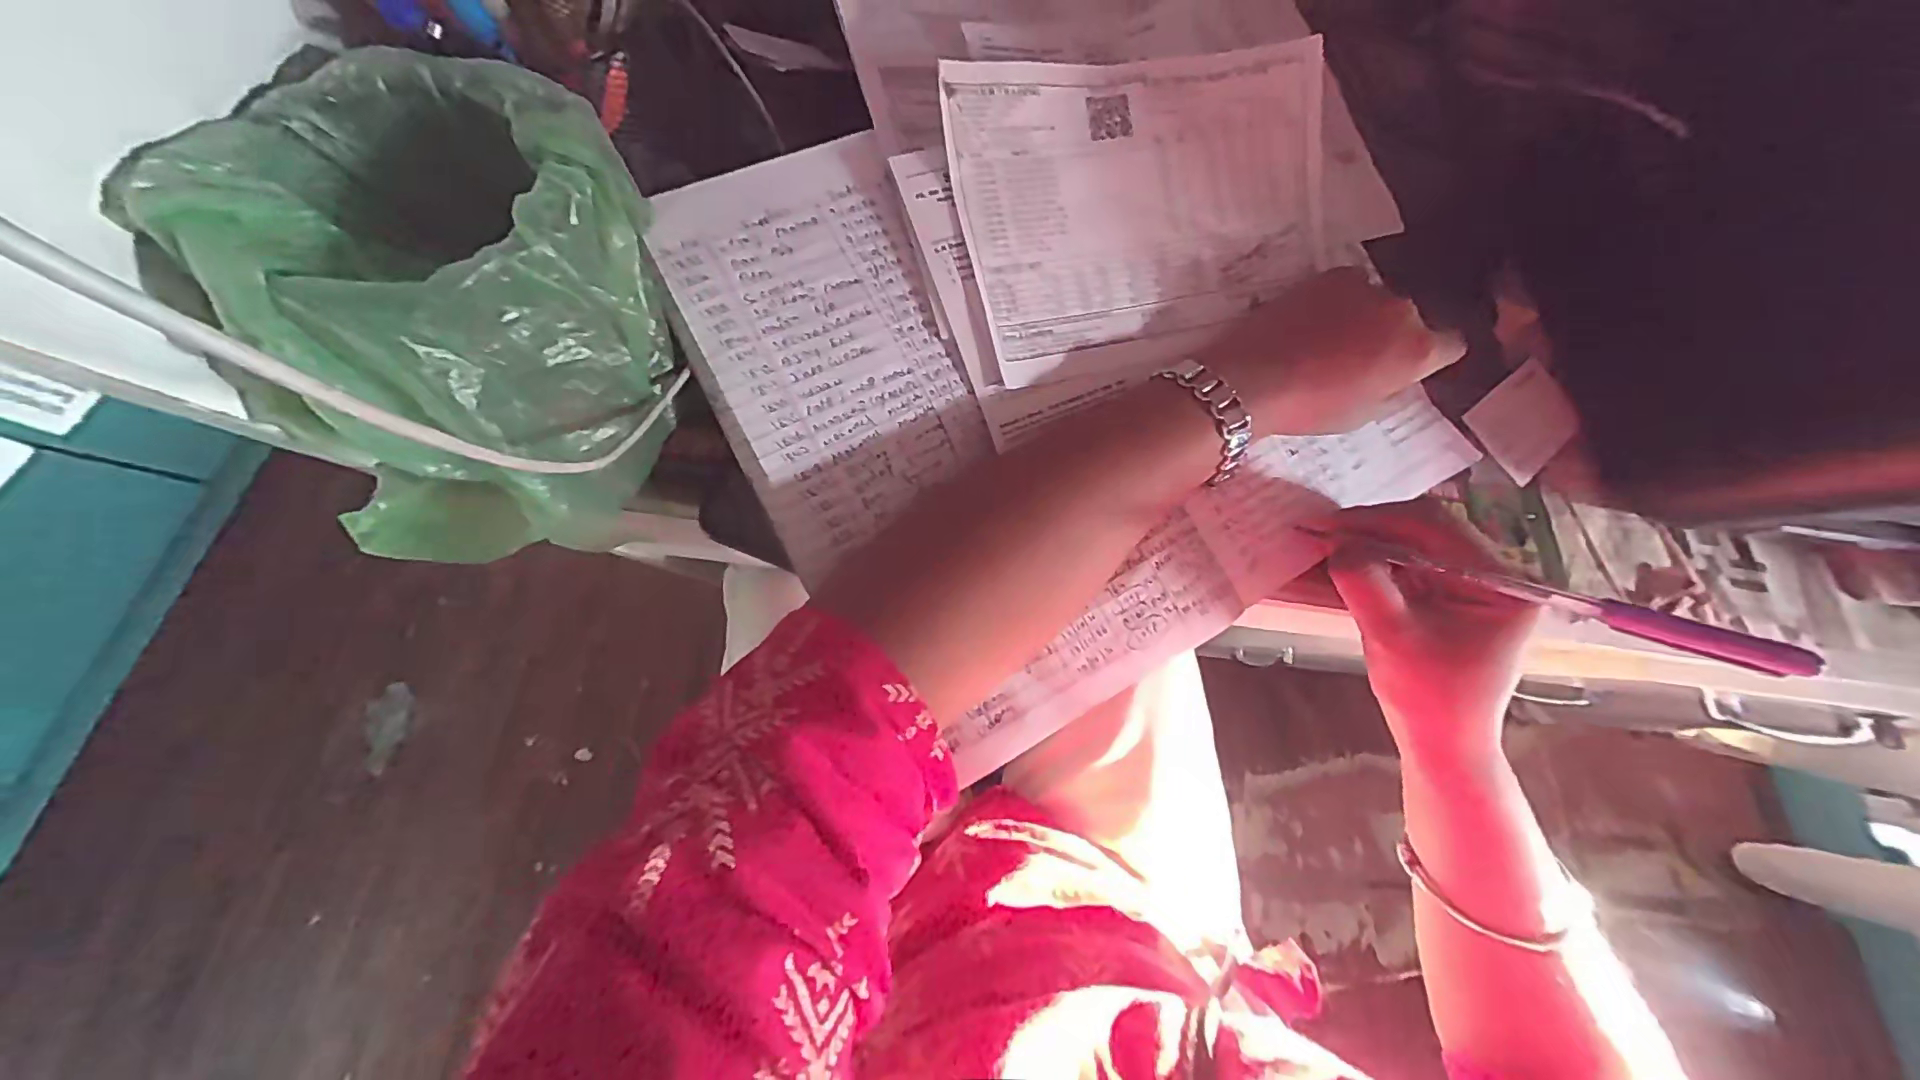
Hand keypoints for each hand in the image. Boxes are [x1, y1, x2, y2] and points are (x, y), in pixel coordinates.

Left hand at [1206, 268, 1464, 436]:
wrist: (1250, 379)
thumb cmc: (1304, 407)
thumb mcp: (1360, 414)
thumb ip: (1391, 389)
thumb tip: (1398, 377)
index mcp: (1417, 350)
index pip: (1450, 345)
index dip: (1430, 358)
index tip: (1407, 368)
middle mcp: (1402, 310)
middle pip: (1410, 321)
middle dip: (1391, 336)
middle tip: (1356, 359)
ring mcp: (1366, 287)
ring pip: (1378, 302)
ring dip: (1363, 316)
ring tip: (1326, 341)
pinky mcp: (1330, 276)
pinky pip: (1346, 287)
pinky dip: (1335, 301)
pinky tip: (1310, 322)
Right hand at [1323, 501, 1541, 769]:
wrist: (1442, 742)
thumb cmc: (1425, 696)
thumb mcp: (1390, 636)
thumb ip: (1365, 584)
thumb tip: (1339, 543)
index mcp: (1498, 581)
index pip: (1432, 527)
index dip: (1374, 521)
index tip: (1325, 527)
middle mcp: (1492, 574)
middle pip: (1425, 528)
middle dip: (1370, 527)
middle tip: (1322, 533)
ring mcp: (1470, 584)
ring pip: (1414, 541)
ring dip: (1370, 541)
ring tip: (1328, 545)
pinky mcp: (1448, 596)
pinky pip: (1409, 562)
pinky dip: (1375, 558)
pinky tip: (1347, 562)